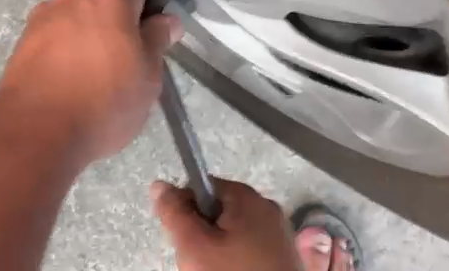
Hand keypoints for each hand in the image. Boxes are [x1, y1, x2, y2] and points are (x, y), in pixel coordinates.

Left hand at [0, 0, 182, 166]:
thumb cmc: (105, 101)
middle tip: (121, 61)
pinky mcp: (24, 36)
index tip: (147, 33)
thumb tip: (167, 19)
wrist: (38, 127)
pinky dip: (60, 48)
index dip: (144, 3)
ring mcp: (44, 14)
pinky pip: (52, 34)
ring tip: (88, 75)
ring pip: (74, 16)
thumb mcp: (147, 77)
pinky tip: (64, 79)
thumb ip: (157, 40)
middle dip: (112, 21)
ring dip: (84, 34)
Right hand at [152, 179, 301, 270]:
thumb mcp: (194, 246)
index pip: (201, 187)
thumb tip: (160, 186)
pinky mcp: (288, 259)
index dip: (186, 210)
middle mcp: (268, 208)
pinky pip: (253, 250)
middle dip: (205, 232)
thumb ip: (173, 211)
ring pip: (235, 233)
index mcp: (247, 196)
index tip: (187, 237)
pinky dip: (241, 260)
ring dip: (222, 249)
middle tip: (202, 259)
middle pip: (219, 210)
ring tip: (217, 269)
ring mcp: (283, 235)